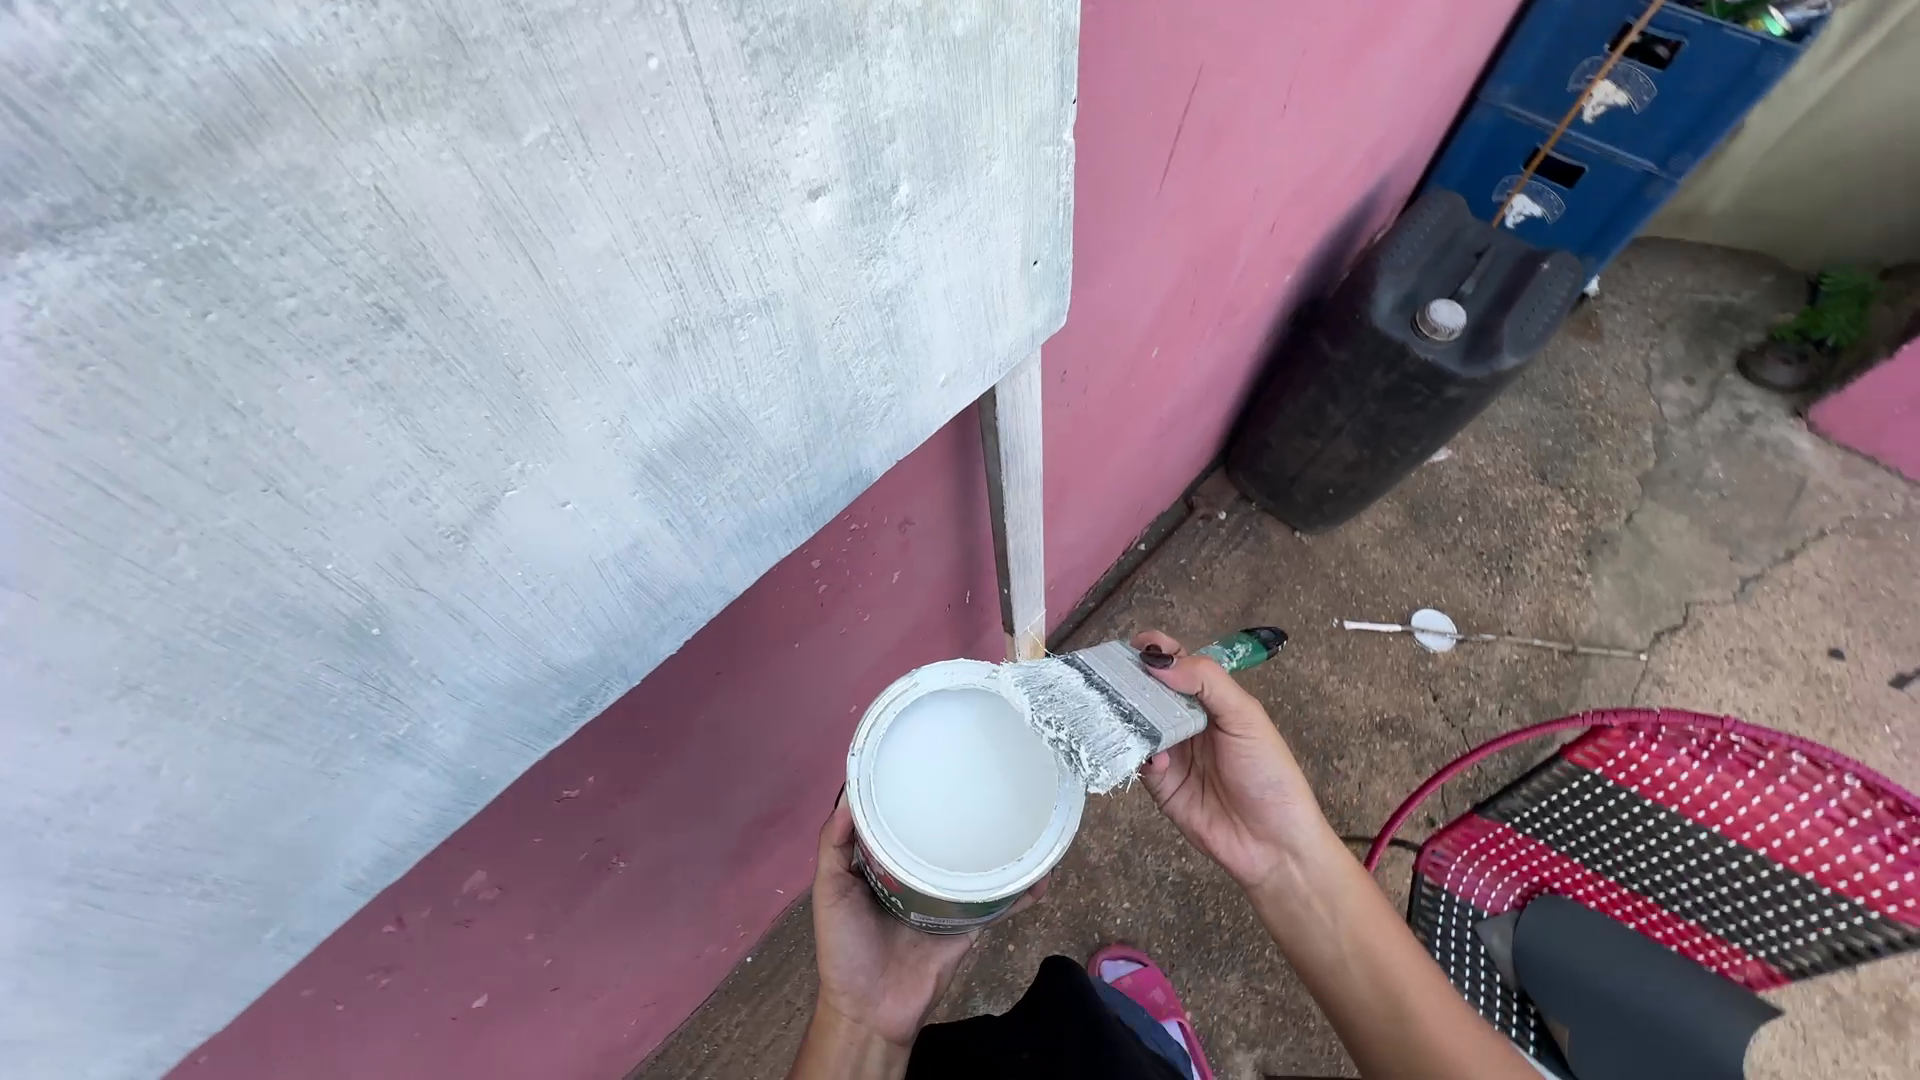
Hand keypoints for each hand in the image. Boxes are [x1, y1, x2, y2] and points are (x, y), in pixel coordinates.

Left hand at [797, 791, 1047, 1071]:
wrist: (871, 1010)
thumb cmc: (845, 947)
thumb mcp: (829, 890)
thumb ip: (833, 846)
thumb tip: (848, 796)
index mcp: (889, 859)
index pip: (907, 815)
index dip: (918, 788)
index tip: (933, 756)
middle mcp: (922, 871)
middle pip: (949, 833)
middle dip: (969, 807)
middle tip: (989, 774)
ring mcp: (949, 895)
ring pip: (980, 861)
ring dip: (1004, 842)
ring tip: (1028, 812)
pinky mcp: (970, 921)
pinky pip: (1000, 901)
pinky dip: (1023, 889)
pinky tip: (1043, 871)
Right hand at [1132, 630, 1331, 890]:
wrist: (1273, 845)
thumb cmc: (1269, 774)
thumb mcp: (1246, 717)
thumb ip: (1206, 681)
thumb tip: (1157, 661)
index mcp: (1209, 700)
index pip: (1177, 665)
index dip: (1157, 651)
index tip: (1136, 644)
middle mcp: (1184, 721)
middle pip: (1148, 691)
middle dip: (1129, 680)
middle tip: (1108, 674)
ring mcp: (1169, 751)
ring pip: (1135, 723)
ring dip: (1125, 714)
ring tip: (1116, 709)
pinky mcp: (1157, 782)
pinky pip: (1136, 759)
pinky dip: (1138, 754)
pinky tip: (1155, 760)